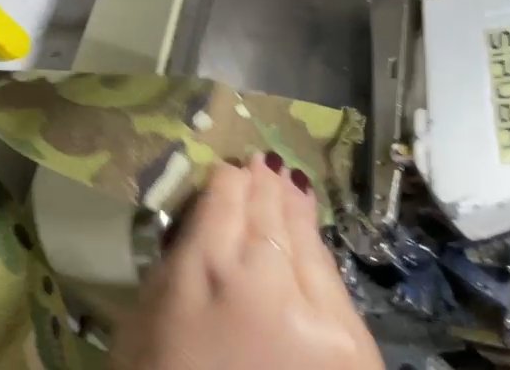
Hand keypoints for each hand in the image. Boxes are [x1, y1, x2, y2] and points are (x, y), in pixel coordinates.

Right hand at [112, 153, 381, 369]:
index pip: (226, 197)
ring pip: (304, 242)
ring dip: (295, 211)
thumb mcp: (156, 305)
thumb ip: (181, 255)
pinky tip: (311, 236)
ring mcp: (316, 313)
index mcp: (207, 267)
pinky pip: (331, 281)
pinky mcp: (352, 347)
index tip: (230, 166)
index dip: (229, 177)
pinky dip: (317, 253)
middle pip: (268, 214)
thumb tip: (203, 218)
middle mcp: (266, 279)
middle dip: (265, 186)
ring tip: (289, 186)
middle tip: (263, 162)